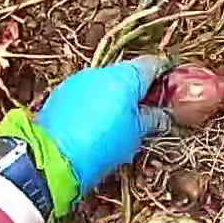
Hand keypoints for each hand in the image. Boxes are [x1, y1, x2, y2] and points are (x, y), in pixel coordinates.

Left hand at [36, 56, 172, 194]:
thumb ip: (152, 119)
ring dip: (119, 94)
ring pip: (108, 81)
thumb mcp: (135, 134)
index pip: (153, 63)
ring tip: (125, 118)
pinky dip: (99, 100)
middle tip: (152, 106)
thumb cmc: (100, 145)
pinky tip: (101, 121)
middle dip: (142, 87)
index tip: (173, 78)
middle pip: (130, 72)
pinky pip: (90, 90)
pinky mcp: (63, 92)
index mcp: (125, 77)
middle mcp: (102, 72)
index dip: (165, 70)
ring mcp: (80, 80)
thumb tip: (163, 115)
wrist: (50, 159)